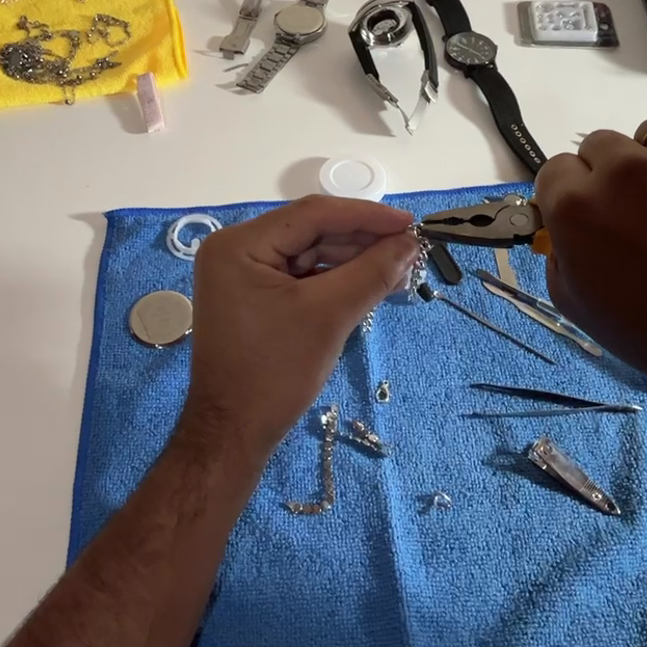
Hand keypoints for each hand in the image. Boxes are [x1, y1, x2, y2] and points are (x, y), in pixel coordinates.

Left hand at [183, 196, 418, 451]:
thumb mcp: (329, 315)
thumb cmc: (275, 371)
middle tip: (411, 249)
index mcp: (240, 244)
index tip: (410, 224)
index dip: (366, 215)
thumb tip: (411, 242)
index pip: (312, 214)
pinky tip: (371, 283)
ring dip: (353, 261)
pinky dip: (335, 280)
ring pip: (309, 254)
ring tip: (400, 268)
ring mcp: (242, 274)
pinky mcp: (253, 297)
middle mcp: (235, 250)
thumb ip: (372, 272)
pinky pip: (300, 276)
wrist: (234, 431)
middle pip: (311, 231)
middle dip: (362, 241)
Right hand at [535, 84, 646, 450]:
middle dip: (611, 177)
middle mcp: (625, 172)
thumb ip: (558, 254)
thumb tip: (563, 225)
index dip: (570, 196)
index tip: (591, 216)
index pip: (556, 171)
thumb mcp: (579, 308)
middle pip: (601, 145)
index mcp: (577, 209)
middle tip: (640, 215)